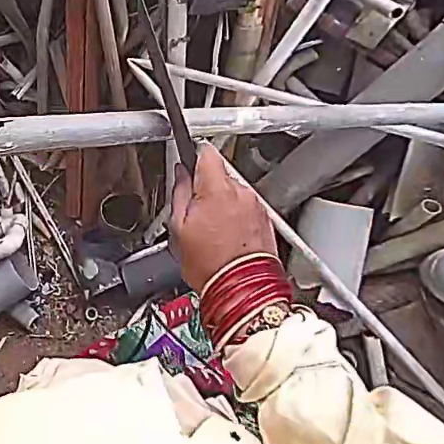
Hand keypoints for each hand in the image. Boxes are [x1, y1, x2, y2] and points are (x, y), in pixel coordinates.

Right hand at [169, 143, 275, 290]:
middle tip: (193, 209)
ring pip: (232, 192)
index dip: (193, 155)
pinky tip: (224, 235)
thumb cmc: (211, 264)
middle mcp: (241, 193)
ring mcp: (256, 206)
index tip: (186, 162)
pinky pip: (244, 208)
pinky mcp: (265, 220)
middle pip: (219, 174)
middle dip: (205, 186)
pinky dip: (234, 216)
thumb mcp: (178, 227)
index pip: (206, 153)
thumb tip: (180, 175)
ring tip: (209, 227)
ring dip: (221, 202)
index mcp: (216, 190)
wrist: (242, 290)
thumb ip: (179, 192)